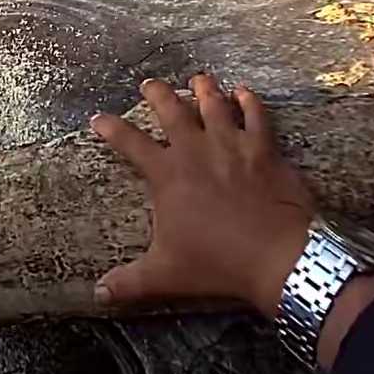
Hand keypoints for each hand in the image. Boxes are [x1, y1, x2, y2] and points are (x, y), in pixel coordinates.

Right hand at [90, 76, 314, 316]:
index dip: (110, 128)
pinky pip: (256, 115)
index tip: (98, 118)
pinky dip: (250, 101)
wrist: (276, 257)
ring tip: (198, 78)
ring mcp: (231, 143)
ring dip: (203, 88)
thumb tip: (97, 295)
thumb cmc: (216, 263)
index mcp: (167, 173)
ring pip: (214, 103)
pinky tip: (244, 92)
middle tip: (149, 83)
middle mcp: (196, 149)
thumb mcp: (165, 273)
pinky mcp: (263, 147)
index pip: (129, 142)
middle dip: (157, 93)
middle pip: (171, 109)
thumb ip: (129, 282)